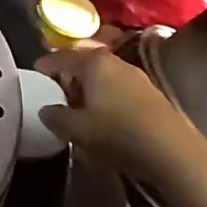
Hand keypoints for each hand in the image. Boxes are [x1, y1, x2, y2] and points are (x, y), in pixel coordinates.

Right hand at [35, 46, 206, 187]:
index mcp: (94, 62)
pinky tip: (105, 117)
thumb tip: (46, 110)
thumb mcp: (78, 130)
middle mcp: (114, 60)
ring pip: (103, 76)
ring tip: (80, 110)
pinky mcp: (149, 91)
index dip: (47, 65)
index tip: (36, 72)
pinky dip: (106, 96)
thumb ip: (57, 118)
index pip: (63, 58)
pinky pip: (118, 88)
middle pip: (84, 64)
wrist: (170, 148)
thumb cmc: (117, 132)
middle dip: (70, 78)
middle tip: (57, 95)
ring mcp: (135, 74)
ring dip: (89, 89)